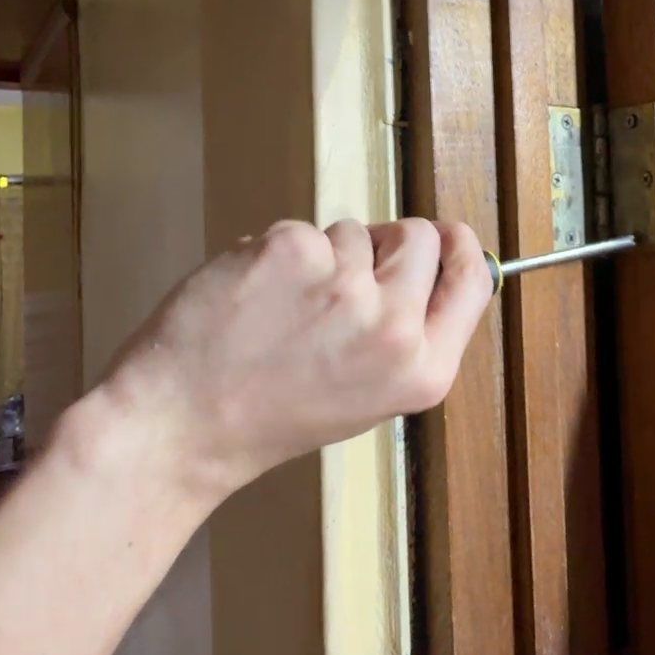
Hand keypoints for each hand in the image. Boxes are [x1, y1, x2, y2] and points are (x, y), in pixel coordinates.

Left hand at [94, 218, 492, 499]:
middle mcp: (394, 327)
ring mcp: (344, 285)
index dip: (462, 248)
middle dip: (386, 245)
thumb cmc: (273, 414)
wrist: (182, 424)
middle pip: (419, 237)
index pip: (472, 281)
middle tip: (343, 280)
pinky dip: (280, 254)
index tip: (448, 234)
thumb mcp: (371, 395)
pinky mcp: (294, 252)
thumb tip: (435, 256)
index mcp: (422, 370)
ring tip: (285, 307)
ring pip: (354, 231)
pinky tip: (256, 295)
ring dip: (325, 255)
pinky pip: (304, 230)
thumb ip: (410, 333)